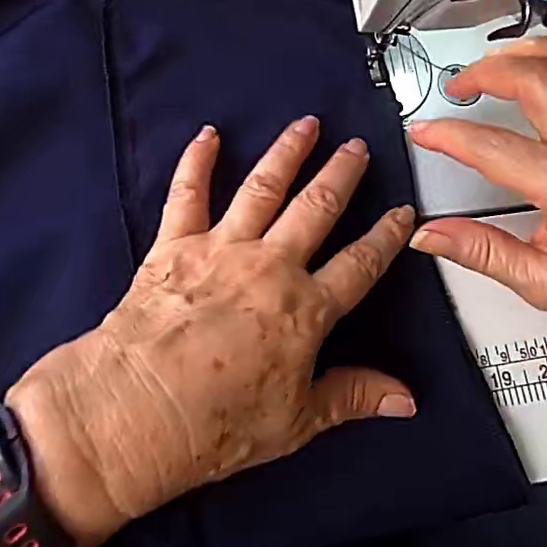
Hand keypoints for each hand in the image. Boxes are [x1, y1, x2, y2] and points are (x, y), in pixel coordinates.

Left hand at [8, 116, 416, 546]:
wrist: (141, 408)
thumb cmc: (216, 421)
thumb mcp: (298, 421)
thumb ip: (353, 397)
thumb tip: (405, 400)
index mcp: (306, 310)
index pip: (360, 264)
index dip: (385, 236)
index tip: (401, 213)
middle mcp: (269, 268)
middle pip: (317, 208)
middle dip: (341, 174)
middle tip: (356, 148)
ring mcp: (221, 250)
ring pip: (264, 187)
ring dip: (288, 152)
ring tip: (306, 125)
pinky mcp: (174, 245)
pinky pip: (187, 192)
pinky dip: (197, 161)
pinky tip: (208, 135)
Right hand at [405, 37, 546, 357]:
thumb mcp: (541, 282)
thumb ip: (480, 252)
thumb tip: (431, 235)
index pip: (492, 146)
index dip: (448, 135)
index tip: (425, 130)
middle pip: (537, 80)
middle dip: (486, 73)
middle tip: (459, 85)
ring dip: (531, 52)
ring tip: (498, 61)